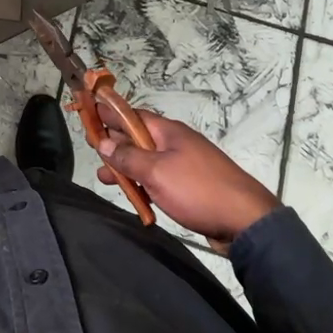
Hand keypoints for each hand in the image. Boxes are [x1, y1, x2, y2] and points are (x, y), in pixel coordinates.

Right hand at [97, 109, 280, 246]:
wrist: (246, 222)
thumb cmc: (197, 189)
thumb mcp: (156, 172)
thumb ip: (127, 157)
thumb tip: (102, 140)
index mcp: (167, 131)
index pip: (131, 115)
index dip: (109, 113)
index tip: (87, 111)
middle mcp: (175, 142)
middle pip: (137, 137)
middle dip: (114, 143)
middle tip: (91, 149)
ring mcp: (185, 164)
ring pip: (147, 160)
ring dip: (127, 168)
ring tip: (105, 179)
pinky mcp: (191, 186)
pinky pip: (160, 179)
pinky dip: (144, 184)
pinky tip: (135, 196)